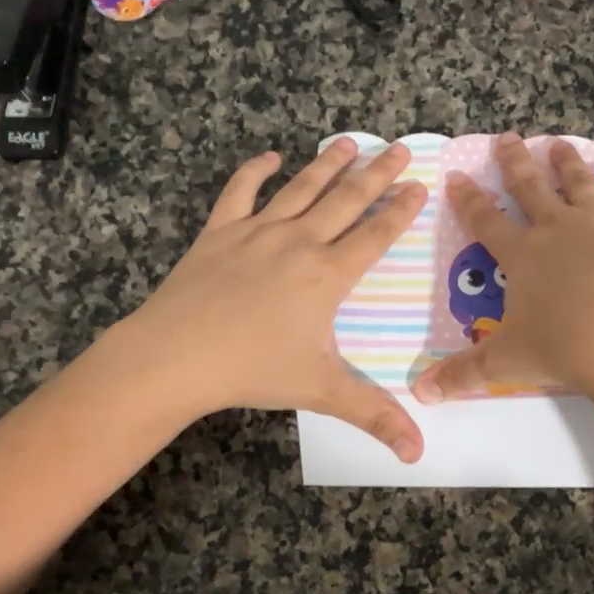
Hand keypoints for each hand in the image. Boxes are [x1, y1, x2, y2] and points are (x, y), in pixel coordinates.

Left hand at [126, 140, 427, 460]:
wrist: (174, 356)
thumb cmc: (252, 371)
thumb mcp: (320, 391)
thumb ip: (373, 415)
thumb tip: (418, 452)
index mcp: (328, 275)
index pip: (375, 235)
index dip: (400, 210)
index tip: (418, 185)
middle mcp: (299, 243)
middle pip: (347, 200)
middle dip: (377, 173)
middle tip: (399, 148)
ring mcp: (257, 232)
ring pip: (301, 188)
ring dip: (327, 163)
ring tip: (349, 142)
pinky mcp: (220, 231)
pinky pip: (240, 192)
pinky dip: (254, 171)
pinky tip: (269, 157)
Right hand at [410, 132, 593, 403]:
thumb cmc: (561, 348)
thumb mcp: (506, 362)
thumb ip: (464, 373)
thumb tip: (421, 393)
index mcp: (522, 255)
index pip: (486, 220)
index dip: (468, 199)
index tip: (456, 176)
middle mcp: (557, 229)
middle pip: (531, 187)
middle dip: (515, 162)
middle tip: (507, 137)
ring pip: (580, 184)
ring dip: (568, 163)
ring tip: (559, 144)